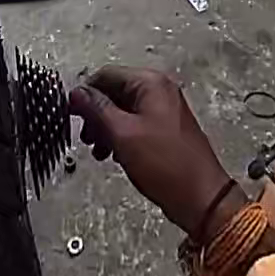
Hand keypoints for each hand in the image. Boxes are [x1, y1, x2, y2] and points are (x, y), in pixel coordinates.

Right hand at [68, 66, 241, 239]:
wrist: (203, 200)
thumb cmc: (164, 164)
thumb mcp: (122, 134)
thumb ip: (97, 109)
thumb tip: (76, 93)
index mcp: (150, 82)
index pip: (106, 75)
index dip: (85, 94)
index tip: (70, 114)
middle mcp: (159, 89)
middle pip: (115, 91)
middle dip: (96, 114)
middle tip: (85, 137)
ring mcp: (165, 109)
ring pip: (124, 109)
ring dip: (107, 127)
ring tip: (98, 151)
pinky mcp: (168, 129)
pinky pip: (137, 123)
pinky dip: (122, 135)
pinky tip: (115, 155)